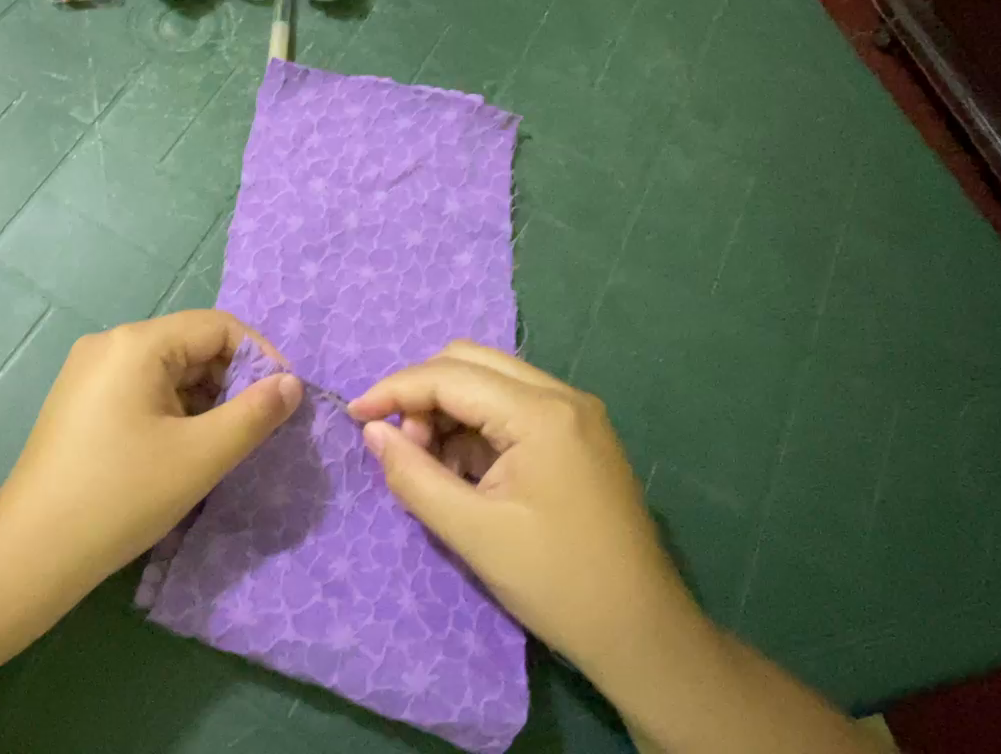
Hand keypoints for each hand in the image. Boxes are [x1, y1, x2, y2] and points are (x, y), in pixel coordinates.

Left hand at [0, 310, 303, 590]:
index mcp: (136, 343)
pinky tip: (182, 448)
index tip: (285, 399)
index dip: (259, 356)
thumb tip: (291, 382)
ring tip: (222, 444)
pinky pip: (140, 388)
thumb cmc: (122, 496)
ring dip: (203, 398)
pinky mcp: (79, 401)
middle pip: (190, 344)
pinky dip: (172, 409)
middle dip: (231, 380)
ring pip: (166, 369)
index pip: (216, 326)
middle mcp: (109, 344)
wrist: (32, 551)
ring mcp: (88, 372)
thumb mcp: (200, 456)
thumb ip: (254, 414)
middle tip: (256, 427)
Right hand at [346, 341, 701, 679]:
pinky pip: (509, 409)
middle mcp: (562, 397)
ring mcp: (575, 415)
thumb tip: (372, 433)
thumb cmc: (557, 583)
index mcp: (542, 414)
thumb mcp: (472, 532)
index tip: (355, 417)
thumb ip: (414, 475)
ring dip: (447, 411)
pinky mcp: (577, 437)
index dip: (394, 391)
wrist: (645, 636)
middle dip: (422, 395)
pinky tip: (464, 472)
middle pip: (469, 363)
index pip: (448, 376)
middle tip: (402, 448)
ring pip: (488, 382)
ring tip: (432, 467)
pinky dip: (474, 428)